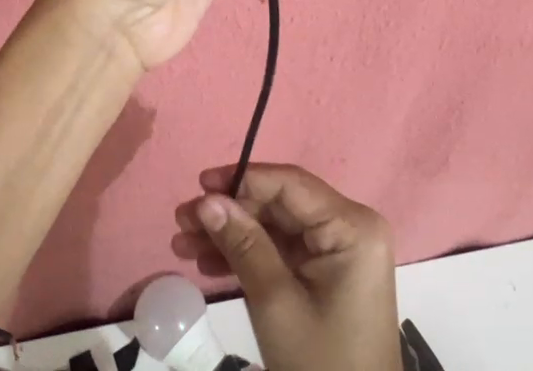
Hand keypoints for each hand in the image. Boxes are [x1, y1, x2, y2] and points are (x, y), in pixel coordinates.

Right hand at [173, 164, 400, 370]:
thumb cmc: (319, 360)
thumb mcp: (275, 301)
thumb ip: (243, 244)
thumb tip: (206, 200)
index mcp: (351, 226)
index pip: (290, 184)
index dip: (242, 179)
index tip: (198, 186)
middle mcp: (350, 228)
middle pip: (280, 205)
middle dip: (230, 212)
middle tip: (181, 222)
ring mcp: (339, 252)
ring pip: (276, 227)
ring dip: (231, 235)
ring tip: (182, 246)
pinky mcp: (327, 275)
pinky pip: (283, 252)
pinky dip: (248, 256)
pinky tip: (207, 266)